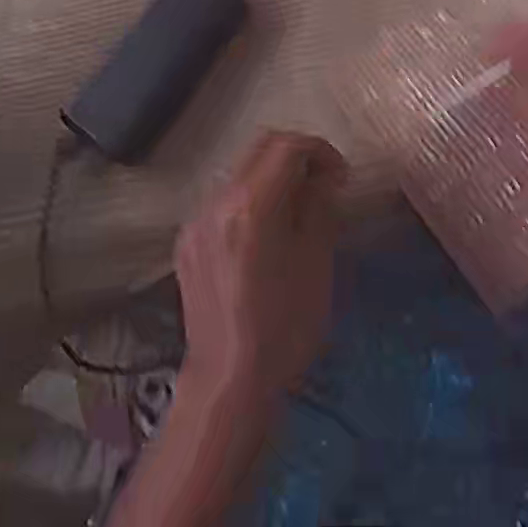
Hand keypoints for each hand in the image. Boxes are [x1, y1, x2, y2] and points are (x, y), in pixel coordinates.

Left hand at [174, 131, 345, 403]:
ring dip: (272, 178)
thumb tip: (323, 177)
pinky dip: (249, 202)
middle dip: (296, 156)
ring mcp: (196, 220)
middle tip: (324, 183)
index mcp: (251, 205)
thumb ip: (319, 207)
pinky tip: (265, 235)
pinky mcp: (187, 241)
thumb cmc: (285, 326)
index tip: (340, 175)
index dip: (320, 150)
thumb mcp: (316, 263)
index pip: (286, 147)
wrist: (229, 380)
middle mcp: (216, 202)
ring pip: (240, 174)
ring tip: (297, 210)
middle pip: (259, 149)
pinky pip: (223, 203)